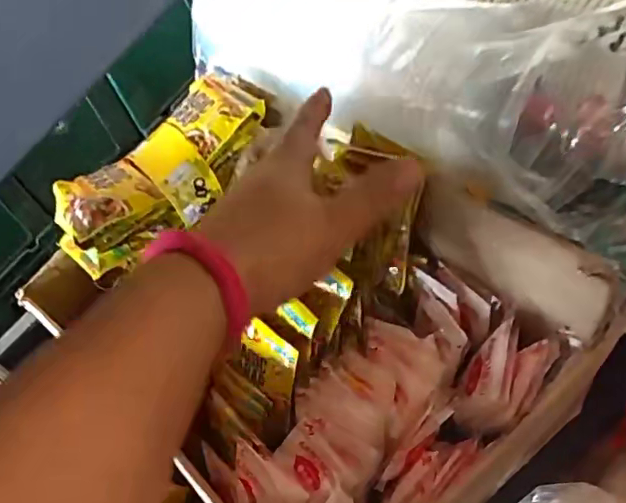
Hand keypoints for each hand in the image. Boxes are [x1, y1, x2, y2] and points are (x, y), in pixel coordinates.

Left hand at [196, 89, 421, 312]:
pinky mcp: (226, 243)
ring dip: (281, 188)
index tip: (323, 93)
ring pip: (263, 191)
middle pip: (278, 159)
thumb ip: (370, 200)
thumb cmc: (277, 249)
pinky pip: (254, 223)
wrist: (210, 285)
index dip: (316, 114)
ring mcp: (237, 213)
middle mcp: (256, 183)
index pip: (303, 132)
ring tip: (295, 192)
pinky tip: (274, 239)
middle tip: (307, 144)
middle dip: (295, 151)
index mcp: (284, 171)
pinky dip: (269, 223)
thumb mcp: (332, 226)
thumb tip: (415, 166)